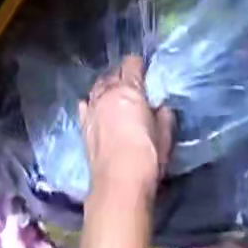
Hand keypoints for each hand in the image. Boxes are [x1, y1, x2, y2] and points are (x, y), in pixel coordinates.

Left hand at [79, 56, 173, 194]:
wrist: (118, 183)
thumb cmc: (147, 156)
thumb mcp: (164, 135)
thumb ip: (163, 116)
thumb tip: (161, 107)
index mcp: (130, 90)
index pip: (132, 64)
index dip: (139, 64)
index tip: (145, 69)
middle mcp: (108, 93)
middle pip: (113, 72)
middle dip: (122, 73)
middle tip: (132, 80)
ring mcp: (93, 108)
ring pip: (97, 86)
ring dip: (106, 85)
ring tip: (114, 90)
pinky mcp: (83, 124)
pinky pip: (86, 103)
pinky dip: (91, 101)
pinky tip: (95, 105)